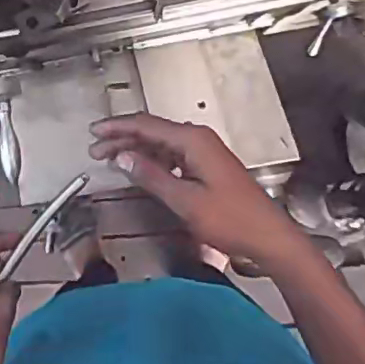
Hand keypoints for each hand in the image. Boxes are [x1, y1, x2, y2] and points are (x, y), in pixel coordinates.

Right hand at [88, 113, 309, 269]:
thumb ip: (151, 176)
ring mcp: (203, 149)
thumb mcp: (185, 202)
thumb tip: (122, 156)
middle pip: (152, 130)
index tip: (93, 132)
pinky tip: (140, 169)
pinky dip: (152, 158)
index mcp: (192, 139)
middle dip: (122, 138)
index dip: (117, 127)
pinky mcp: (206, 163)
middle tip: (96, 150)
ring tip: (111, 159)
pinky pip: (172, 153)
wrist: (271, 238)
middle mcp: (197, 137)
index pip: (146, 125)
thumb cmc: (230, 220)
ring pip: (160, 142)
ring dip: (135, 149)